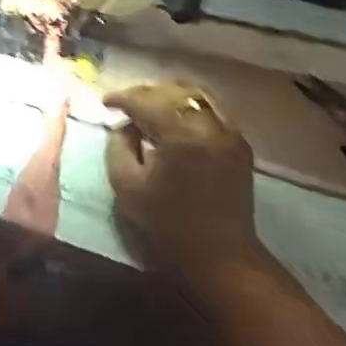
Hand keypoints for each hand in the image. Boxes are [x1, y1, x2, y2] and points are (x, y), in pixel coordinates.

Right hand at [104, 82, 265, 287]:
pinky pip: (212, 110)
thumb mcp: (125, 185)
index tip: (104, 104)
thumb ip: (118, 146)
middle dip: (144, 94)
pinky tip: (173, 122)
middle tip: (124, 106)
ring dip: (168, 97)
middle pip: (173, 91)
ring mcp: (231, 134)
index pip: (147, 100)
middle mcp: (211, 126)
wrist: (220, 254)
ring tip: (149, 109)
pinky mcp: (240, 144)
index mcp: (182, 136)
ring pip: (197, 95)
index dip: (121, 97)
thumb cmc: (167, 223)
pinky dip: (188, 108)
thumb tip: (126, 126)